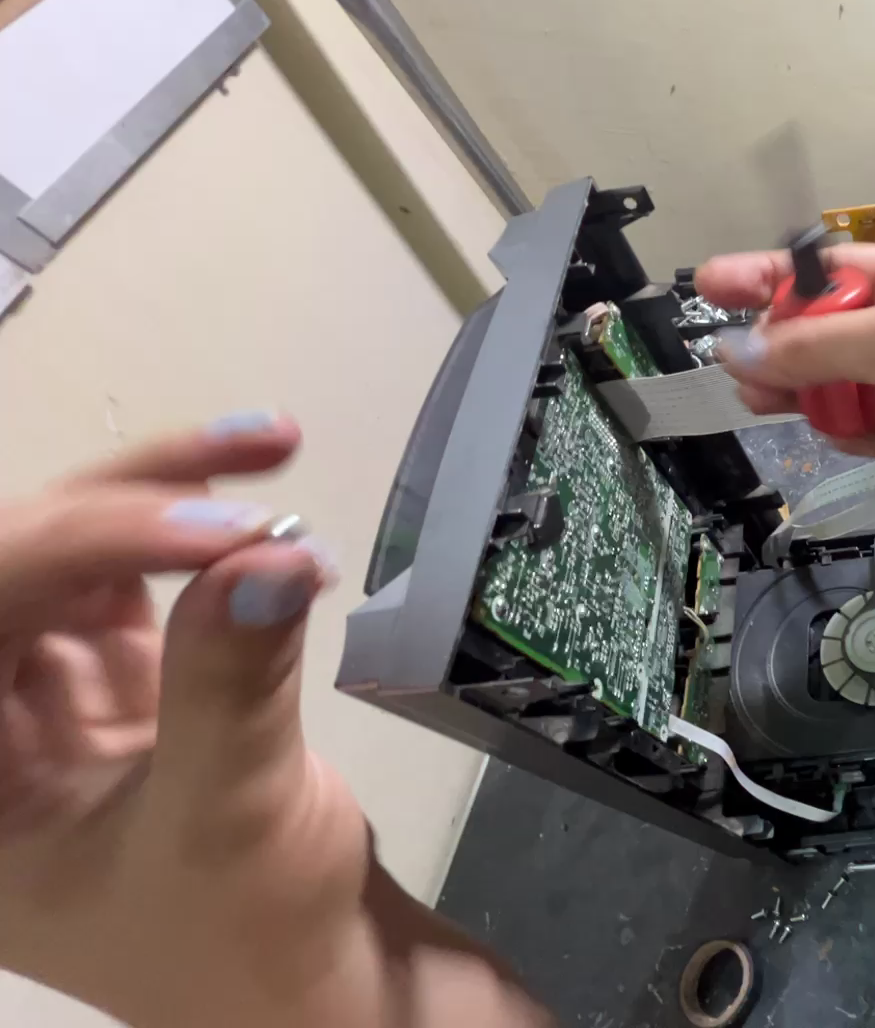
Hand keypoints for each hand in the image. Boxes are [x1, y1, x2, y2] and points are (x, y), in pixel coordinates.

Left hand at [0, 417, 546, 1027]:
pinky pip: (147, 594)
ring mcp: (54, 701)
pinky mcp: (141, 687)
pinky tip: (249, 519)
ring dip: (171, 500)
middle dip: (131, 497)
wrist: (309, 961)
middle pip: (15, 567)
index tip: (234, 530)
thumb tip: (274, 557)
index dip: (82, 548)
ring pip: (82, 565)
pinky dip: (204, 547)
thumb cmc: (244, 924)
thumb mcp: (229, 817)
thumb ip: (237, 685)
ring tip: (270, 451)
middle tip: (264, 450)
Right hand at [698, 243, 874, 552]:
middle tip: (738, 356)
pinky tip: (802, 418)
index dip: (770, 275)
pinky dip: (820, 420)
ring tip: (754, 390)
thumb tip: (741, 347)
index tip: (712, 282)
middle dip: (777, 336)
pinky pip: (841, 421)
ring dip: (788, 383)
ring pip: (823, 378)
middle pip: (818, 325)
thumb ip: (817, 343)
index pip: (828, 271)